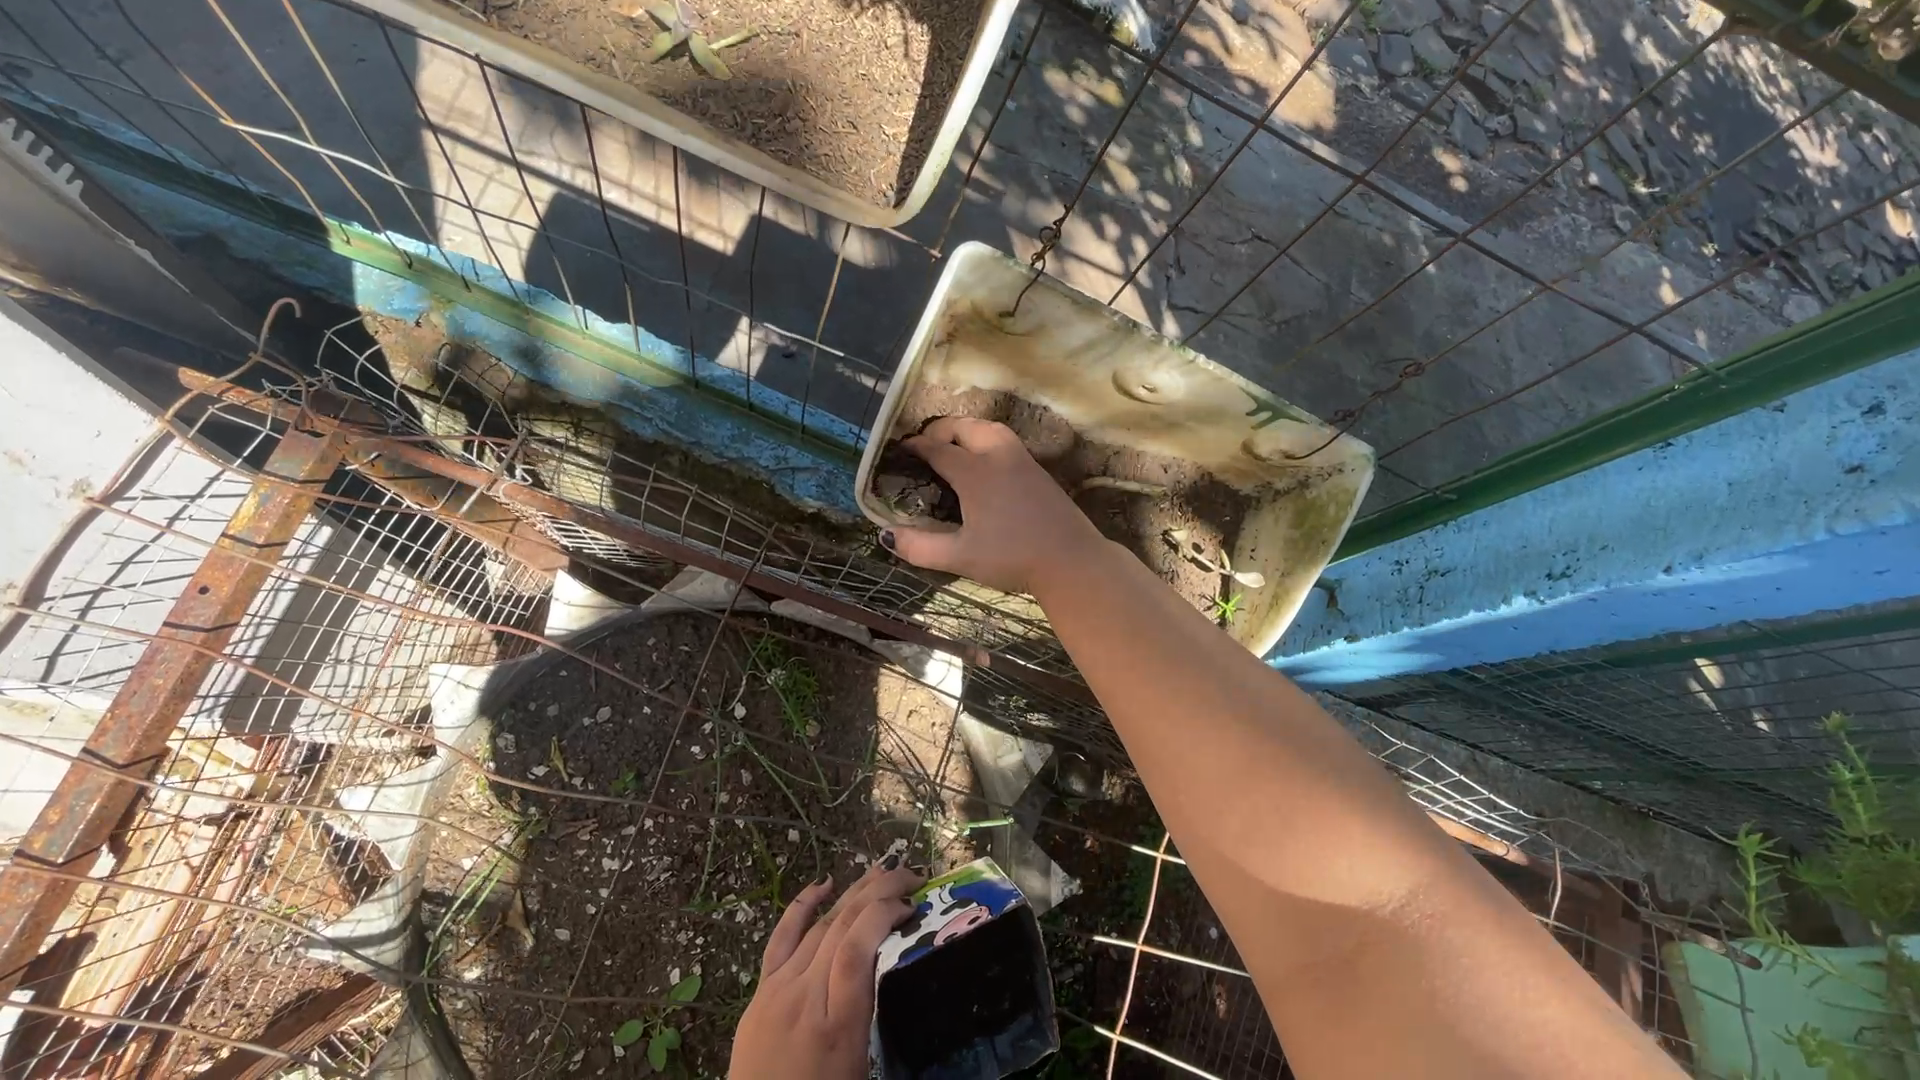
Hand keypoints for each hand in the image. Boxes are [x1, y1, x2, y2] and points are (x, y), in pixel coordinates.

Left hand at [729, 858, 923, 1079]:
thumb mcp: (861, 1066)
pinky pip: (781, 937)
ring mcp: (778, 988)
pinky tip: (825, 883)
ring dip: (853, 892)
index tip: (912, 906)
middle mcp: (805, 996)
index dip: (884, 914)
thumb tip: (900, 966)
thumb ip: (874, 1013)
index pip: (856, 949)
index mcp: (836, 1024)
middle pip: (840, 926)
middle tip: (910, 875)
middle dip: (878, 891)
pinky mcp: (761, 990)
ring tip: (882, 872)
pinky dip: (802, 905)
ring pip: (819, 925)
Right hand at [883, 417, 1109, 594]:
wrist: (1071, 561)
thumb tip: (887, 536)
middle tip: (925, 446)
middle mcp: (998, 455)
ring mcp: (1022, 460)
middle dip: (940, 430)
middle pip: (964, 427)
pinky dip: (985, 440)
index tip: (900, 449)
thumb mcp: (960, 557)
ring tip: (953, 448)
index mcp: (975, 473)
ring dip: (966, 430)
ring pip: (989, 428)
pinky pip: (1005, 441)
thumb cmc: (1012, 558)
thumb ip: (920, 546)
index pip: (938, 448)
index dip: (916, 446)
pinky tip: (983, 464)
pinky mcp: (1038, 470)